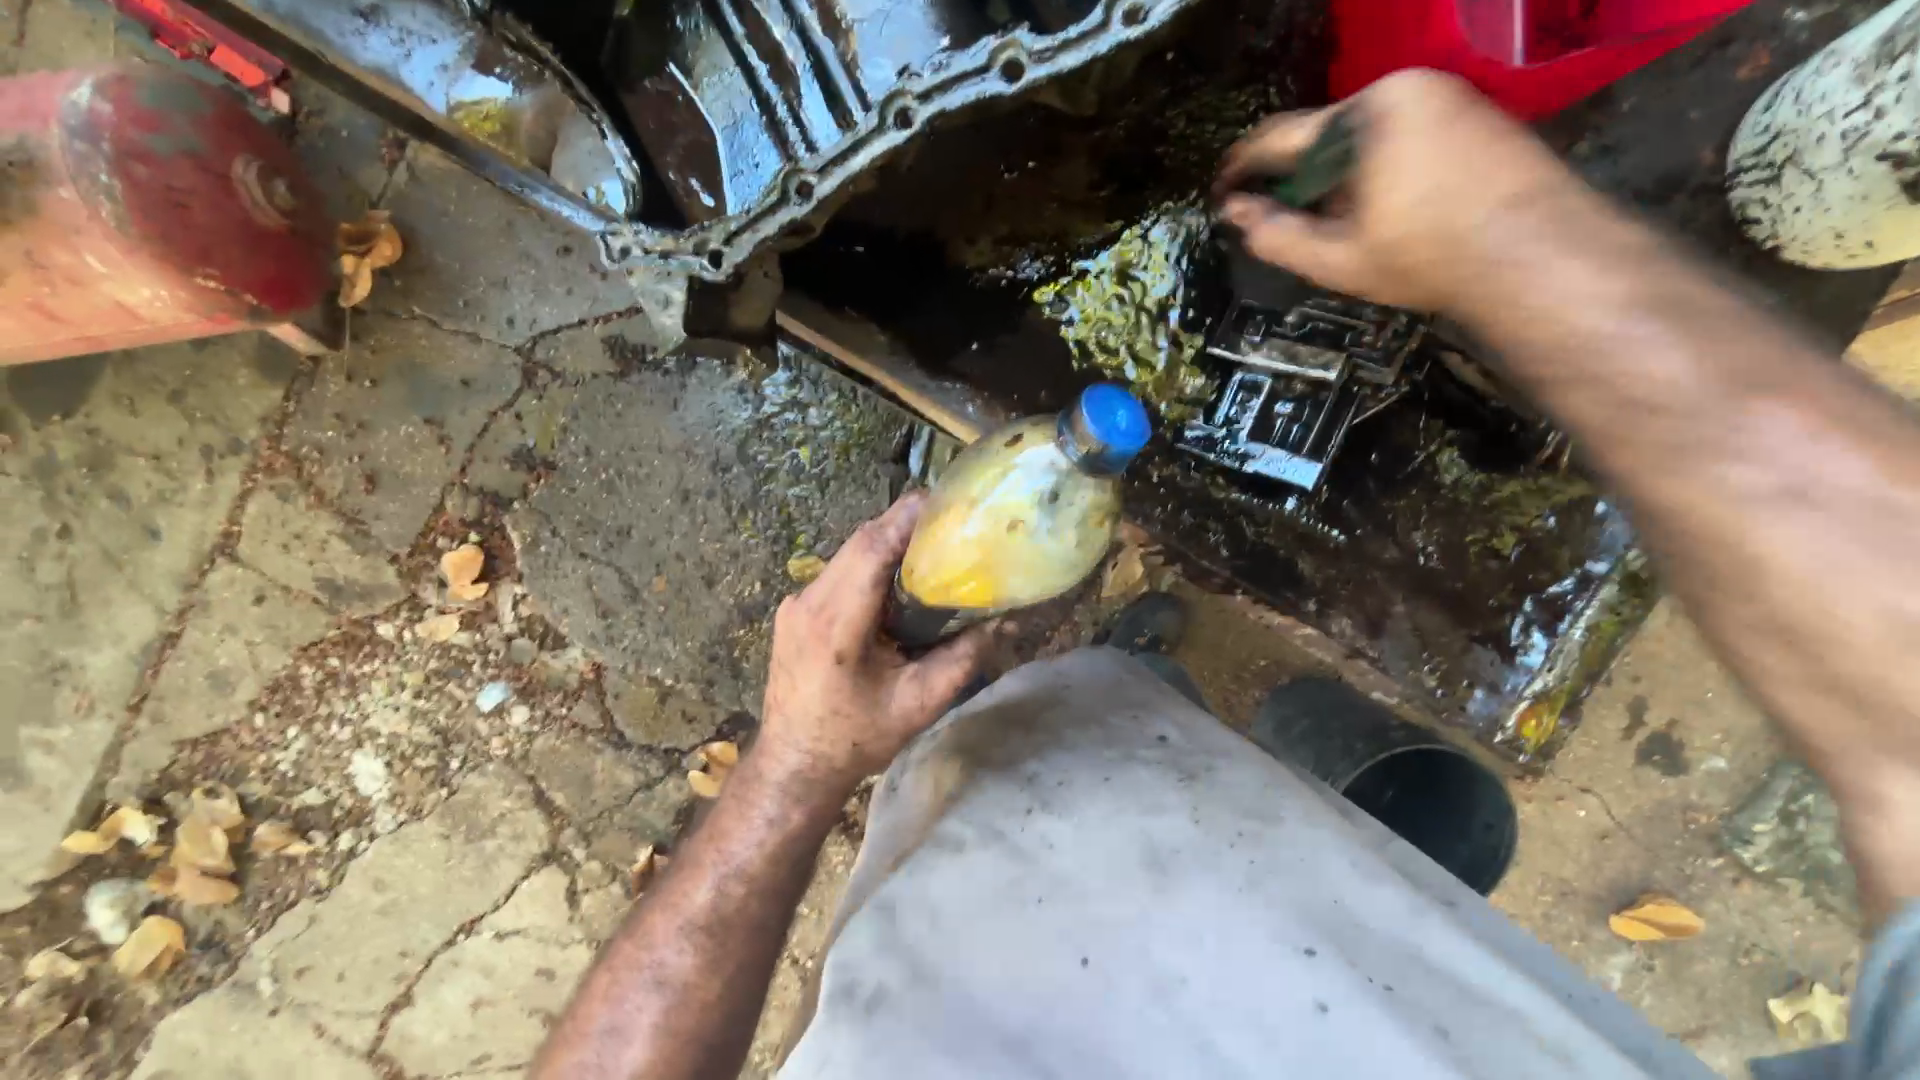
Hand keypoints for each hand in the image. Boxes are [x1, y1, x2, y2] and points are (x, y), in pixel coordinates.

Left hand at [756, 492, 995, 793]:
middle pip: (860, 541)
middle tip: (950, 524)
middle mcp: (809, 602)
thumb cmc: (855, 739)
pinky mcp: (795, 610)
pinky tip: (899, 580)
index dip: (908, 518)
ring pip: (848, 552)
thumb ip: (962, 659)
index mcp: (835, 623)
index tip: (946, 502)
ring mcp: (796, 603)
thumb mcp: (918, 705)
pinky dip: (871, 565)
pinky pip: (838, 571)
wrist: (794, 765)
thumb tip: (1004, 621)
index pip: (871, 547)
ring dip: (888, 544)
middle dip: (905, 526)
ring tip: (931, 548)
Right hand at [1213, 69, 1595, 313]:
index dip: (1243, 168)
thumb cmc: (1429, 258)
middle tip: (1287, 223)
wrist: (1539, 256)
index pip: (1281, 137)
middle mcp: (1406, 89)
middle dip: (1300, 179)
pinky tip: (1384, 212)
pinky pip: (1403, 136)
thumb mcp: (1337, 259)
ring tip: (1340, 226)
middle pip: (1326, 136)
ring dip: (1340, 177)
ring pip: (1364, 138)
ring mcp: (1446, 97)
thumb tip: (1235, 215)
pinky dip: (1378, 170)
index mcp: (1366, 114)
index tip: (1222, 191)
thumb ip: (1276, 236)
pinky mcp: (1474, 114)